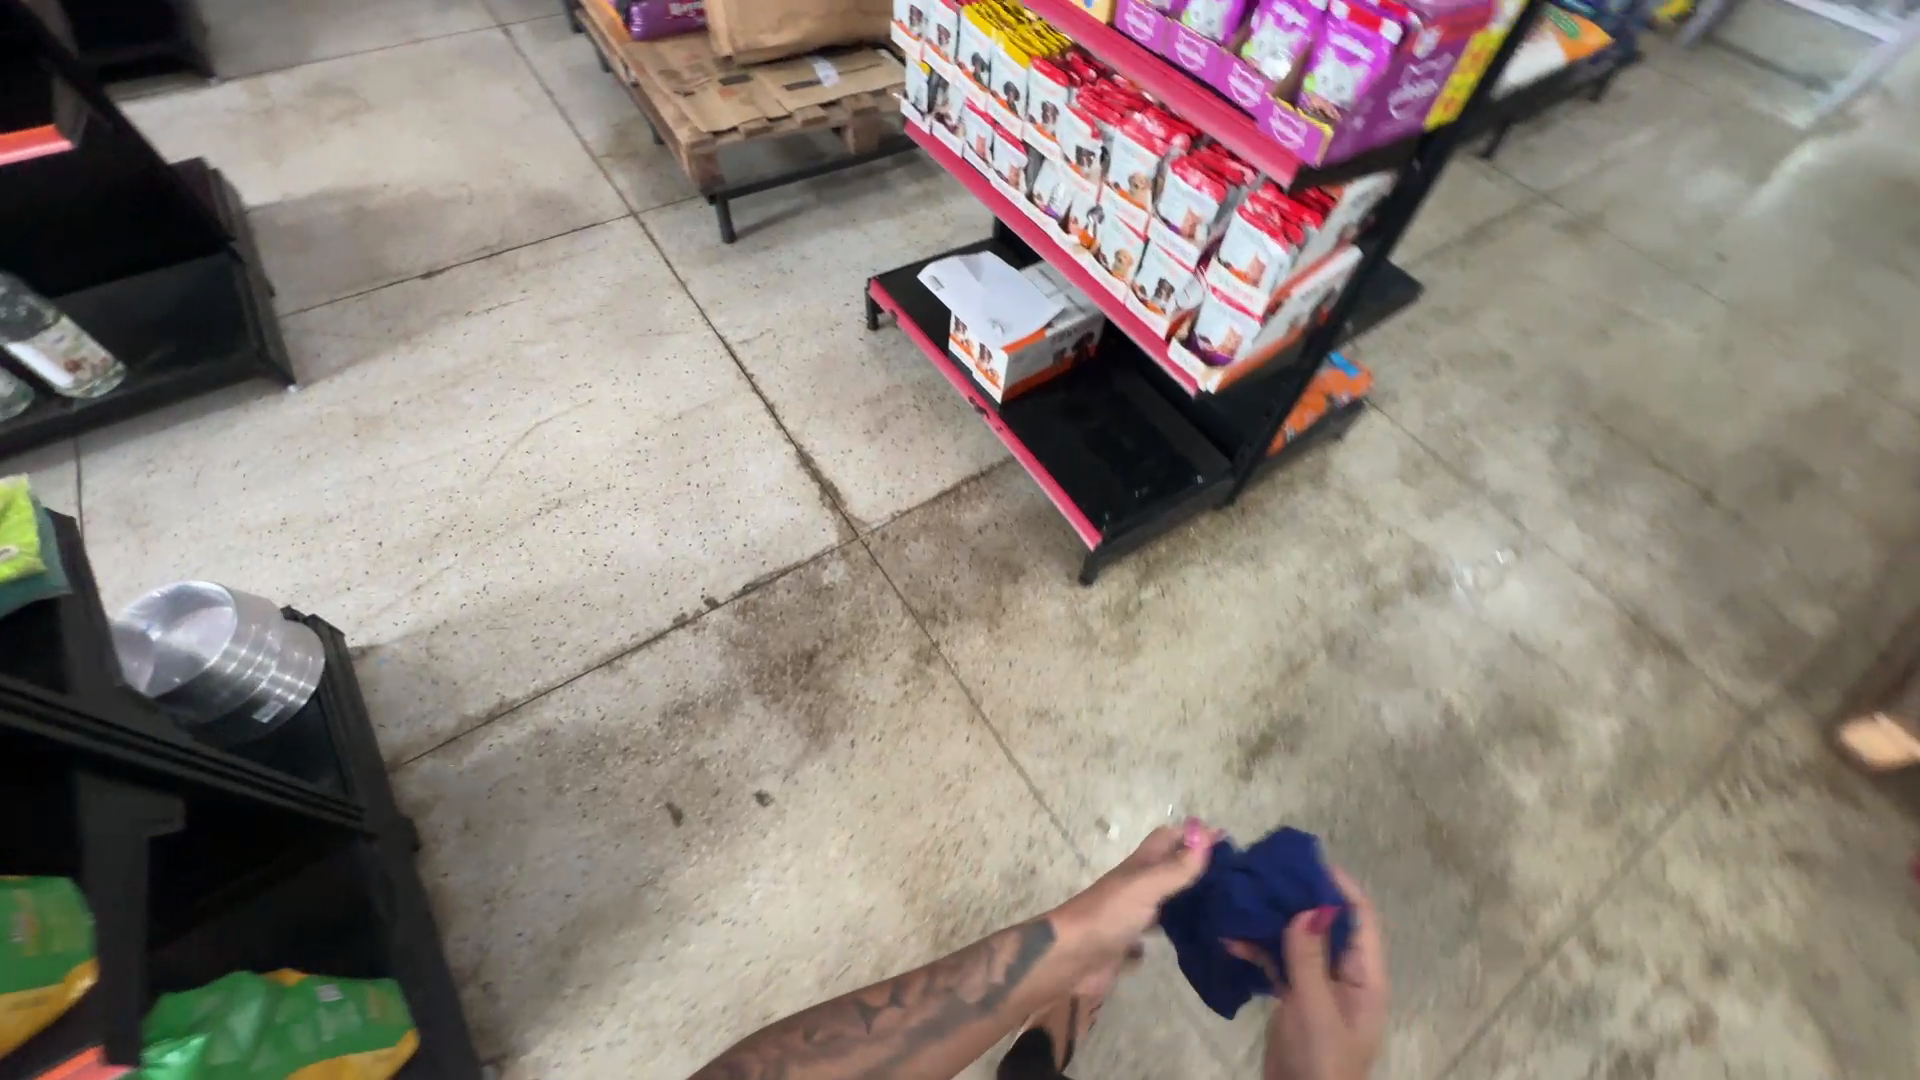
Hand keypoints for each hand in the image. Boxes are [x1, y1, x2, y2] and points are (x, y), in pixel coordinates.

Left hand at [1051, 818, 1223, 961]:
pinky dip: (1176, 931)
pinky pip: (1158, 931)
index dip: (1193, 834)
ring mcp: (1132, 913)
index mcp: (1139, 866)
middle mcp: (1137, 885)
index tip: (1226, 839)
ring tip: (1224, 906)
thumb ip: (1176, 866)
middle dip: (1196, 866)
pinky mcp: (1130, 941)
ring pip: (1165, 898)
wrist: (1073, 958)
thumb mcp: (1146, 886)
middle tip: (1233, 878)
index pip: (1168, 838)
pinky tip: (1195, 939)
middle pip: (1168, 867)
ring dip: (1188, 898)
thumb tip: (1206, 833)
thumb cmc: (1109, 914)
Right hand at [1225, 867, 1388, 1079]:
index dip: (1338, 885)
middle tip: (1264, 867)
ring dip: (1272, 917)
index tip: (1304, 857)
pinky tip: (1228, 937)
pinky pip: (1277, 960)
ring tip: (1242, 892)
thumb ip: (1309, 958)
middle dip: (1298, 894)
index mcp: (1366, 977)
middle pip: (1327, 921)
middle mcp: (1346, 974)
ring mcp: (1319, 985)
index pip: (1360, 918)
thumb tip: (1309, 906)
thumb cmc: (1323, 1065)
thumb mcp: (1316, 1011)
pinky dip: (1255, 947)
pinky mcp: (1295, 996)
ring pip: (1298, 937)